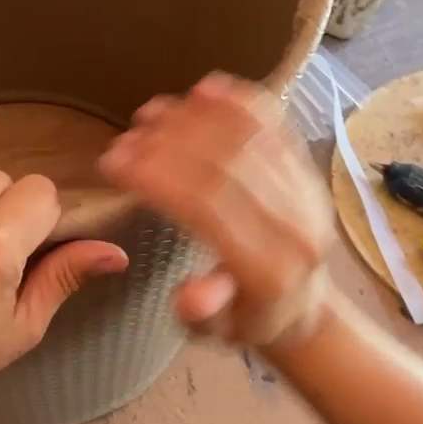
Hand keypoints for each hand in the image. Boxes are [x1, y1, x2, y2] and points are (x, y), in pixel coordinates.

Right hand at [99, 73, 338, 350]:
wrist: (304, 308)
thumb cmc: (246, 319)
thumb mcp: (216, 335)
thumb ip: (204, 313)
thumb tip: (190, 295)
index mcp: (268, 268)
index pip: (208, 205)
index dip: (157, 175)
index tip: (114, 160)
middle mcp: (295, 223)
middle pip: (226, 165)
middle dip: (168, 142)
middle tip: (126, 136)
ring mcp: (307, 192)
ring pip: (249, 139)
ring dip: (196, 118)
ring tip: (150, 112)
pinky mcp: (308, 171)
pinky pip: (277, 127)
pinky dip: (241, 102)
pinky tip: (205, 88)